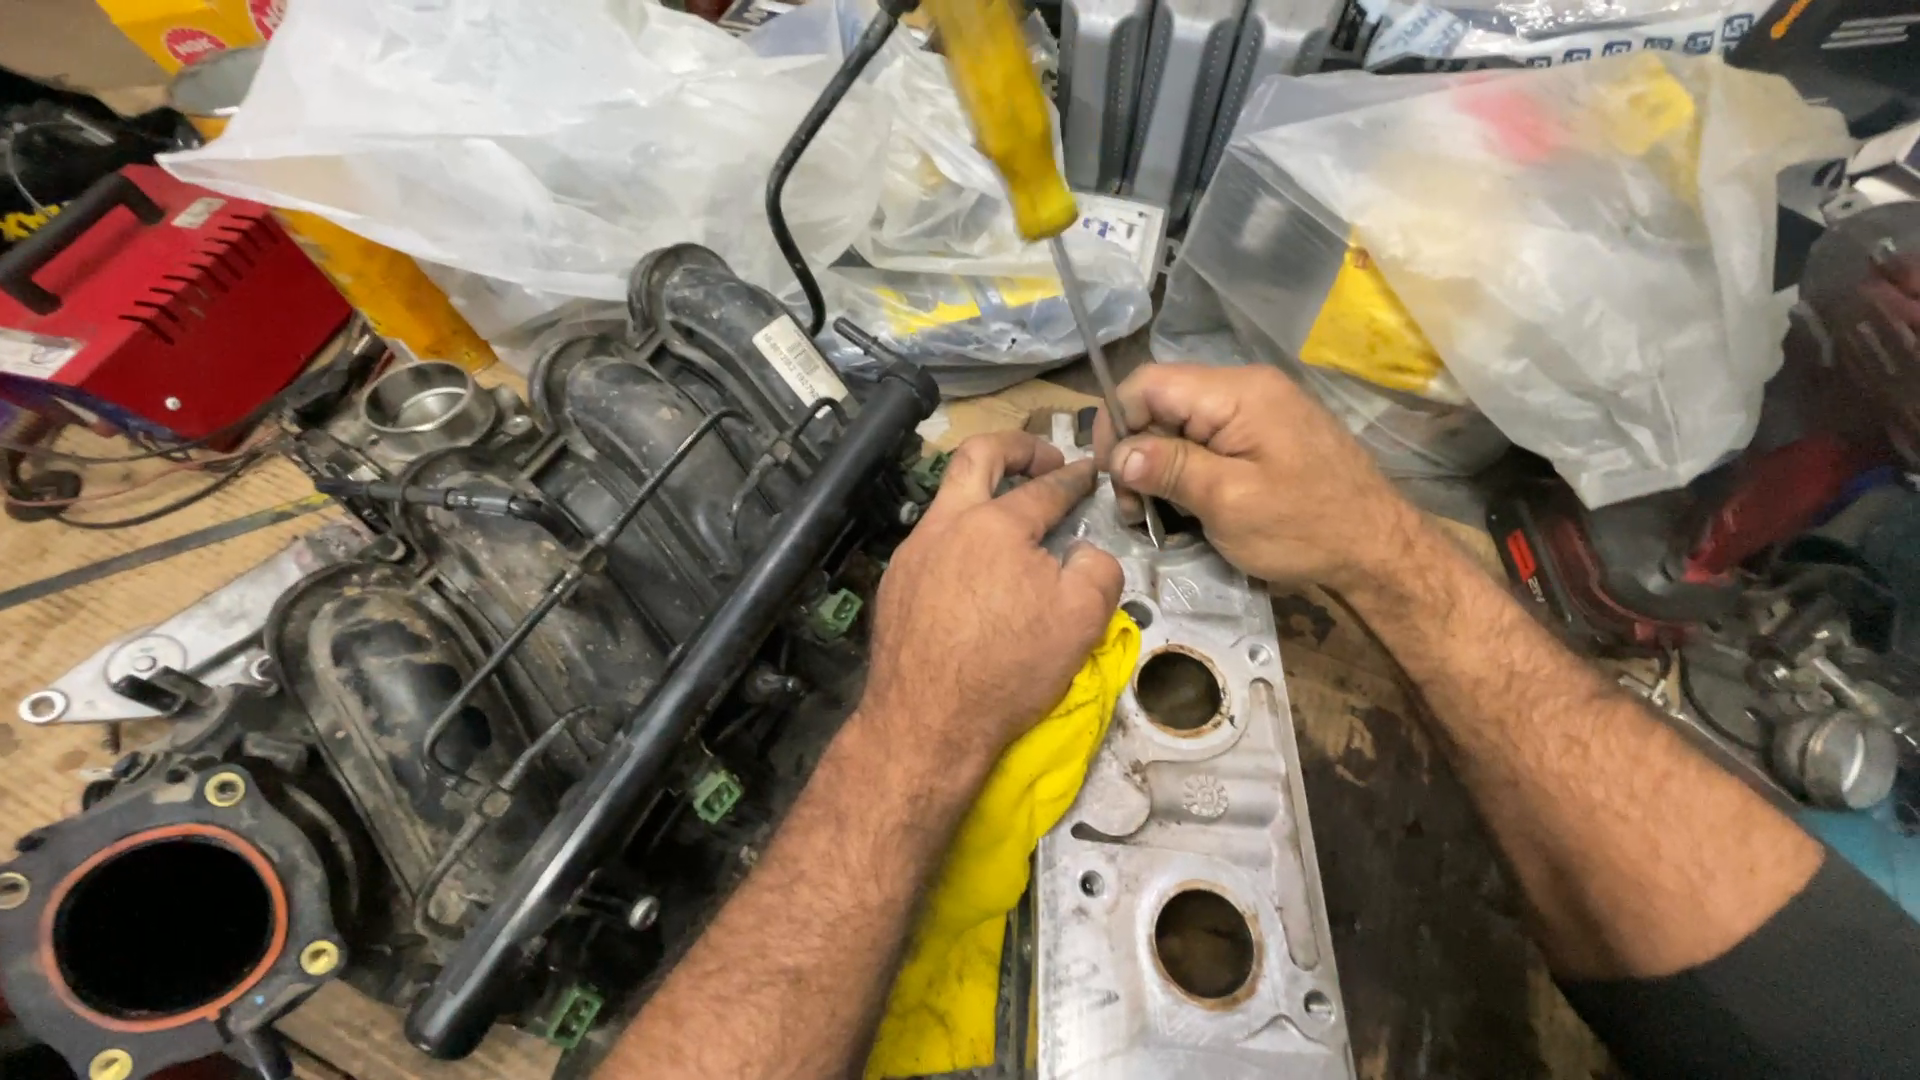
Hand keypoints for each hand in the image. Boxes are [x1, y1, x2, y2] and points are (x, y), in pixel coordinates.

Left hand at [859, 432, 1122, 773]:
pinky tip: (975, 575)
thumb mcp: (1082, 619)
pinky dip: (960, 541)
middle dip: (1016, 446)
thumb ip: (1098, 567)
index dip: (1073, 477)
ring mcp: (913, 553)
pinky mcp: (895, 583)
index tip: (1087, 471)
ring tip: (1011, 521)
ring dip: (983, 496)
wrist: (928, 722)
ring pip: (948, 501)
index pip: (1044, 488)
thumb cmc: (1009, 669)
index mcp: (995, 525)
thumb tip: (1083, 551)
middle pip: (977, 455)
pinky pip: (932, 544)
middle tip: (1042, 457)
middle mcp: (946, 525)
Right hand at [1093, 364, 1422, 590]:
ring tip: (1157, 512)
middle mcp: (1245, 388)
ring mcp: (1256, 410)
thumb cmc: (1305, 528)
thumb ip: (1171, 469)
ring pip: (1179, 424)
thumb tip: (1118, 455)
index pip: (1148, 383)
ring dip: (1158, 466)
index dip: (1116, 423)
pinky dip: (1186, 470)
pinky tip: (1187, 504)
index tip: (1110, 476)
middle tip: (1134, 508)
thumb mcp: (1229, 502)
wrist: (1378, 550)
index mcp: (1237, 393)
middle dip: (1136, 451)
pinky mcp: (1262, 434)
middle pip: (1162, 403)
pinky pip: (1205, 439)